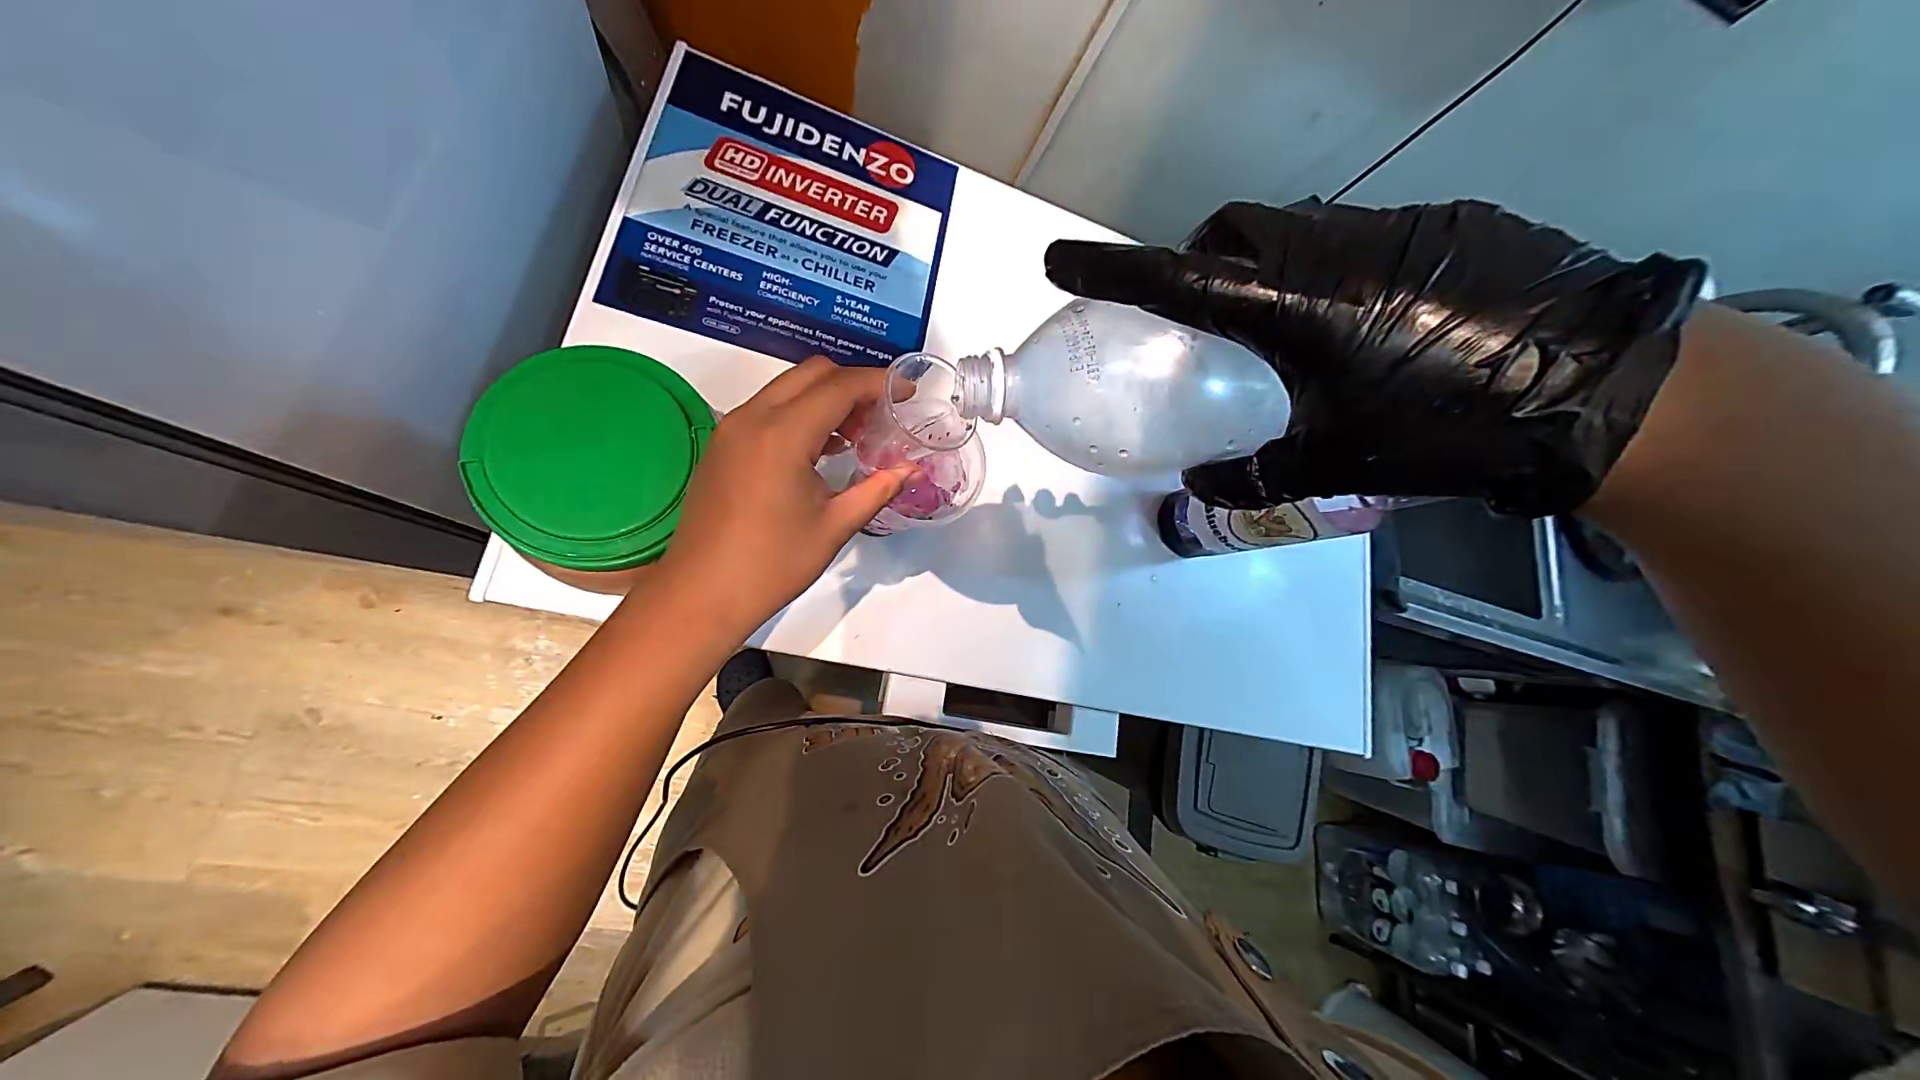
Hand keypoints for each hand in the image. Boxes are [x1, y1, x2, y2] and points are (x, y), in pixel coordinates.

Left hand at [654, 357, 912, 632]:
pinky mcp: (722, 445)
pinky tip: (820, 450)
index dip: (880, 384)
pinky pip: (767, 409)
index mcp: (782, 435)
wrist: (700, 594)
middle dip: (853, 385)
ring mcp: (731, 429)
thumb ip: (877, 489)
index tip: (909, 395)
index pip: (840, 386)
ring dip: (825, 398)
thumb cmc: (770, 565)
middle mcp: (752, 418)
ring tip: (856, 436)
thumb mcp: (834, 527)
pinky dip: (799, 413)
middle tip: (882, 416)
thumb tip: (912, 469)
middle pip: (812, 373)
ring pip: (787, 388)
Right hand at [1045, 200, 1708, 515]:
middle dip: (1193, 266)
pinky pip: (1344, 237)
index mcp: (1292, 304)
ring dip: (1258, 270)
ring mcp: (1389, 227)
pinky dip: (1316, 271)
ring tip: (1274, 333)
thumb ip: (1252, 477)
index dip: (1111, 273)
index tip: (1059, 263)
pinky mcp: (1438, 227)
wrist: (1606, 391)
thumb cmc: (1448, 429)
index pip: (1177, 280)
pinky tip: (1353, 325)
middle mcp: (1328, 249)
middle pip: (1228, 235)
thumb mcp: (1335, 465)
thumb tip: (1199, 487)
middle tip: (1196, 324)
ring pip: (1288, 231)